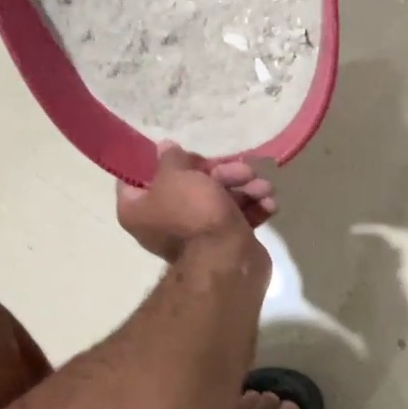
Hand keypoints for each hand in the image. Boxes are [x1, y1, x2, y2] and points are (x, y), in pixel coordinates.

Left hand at [115, 141, 277, 261]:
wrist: (228, 260)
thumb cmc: (194, 214)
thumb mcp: (176, 176)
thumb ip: (171, 158)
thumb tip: (167, 148)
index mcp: (138, 209)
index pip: (142, 177)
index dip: (165, 162)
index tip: (186, 153)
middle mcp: (164, 222)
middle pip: (191, 186)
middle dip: (223, 174)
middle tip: (244, 170)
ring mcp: (197, 234)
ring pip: (220, 201)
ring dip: (245, 190)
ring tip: (265, 188)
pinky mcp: (226, 242)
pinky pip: (237, 219)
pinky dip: (254, 209)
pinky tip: (270, 204)